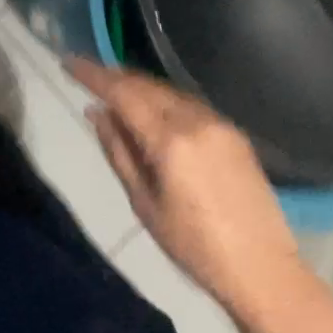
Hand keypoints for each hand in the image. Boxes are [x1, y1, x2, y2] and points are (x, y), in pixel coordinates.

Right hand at [66, 59, 332, 332]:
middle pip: (146, 85)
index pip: (122, 92)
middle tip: (89, 76)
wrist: (263, 270)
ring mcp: (218, 124)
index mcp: (169, 140)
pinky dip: (164, 99)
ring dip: (139, 86)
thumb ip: (118, 150)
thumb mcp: (143, 203)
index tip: (69, 63)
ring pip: (168, 91)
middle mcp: (195, 121)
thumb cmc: (193, 245)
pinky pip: (189, 103)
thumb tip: (97, 112)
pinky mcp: (234, 133)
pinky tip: (153, 109)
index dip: (93, 74)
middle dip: (115, 77)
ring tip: (116, 90)